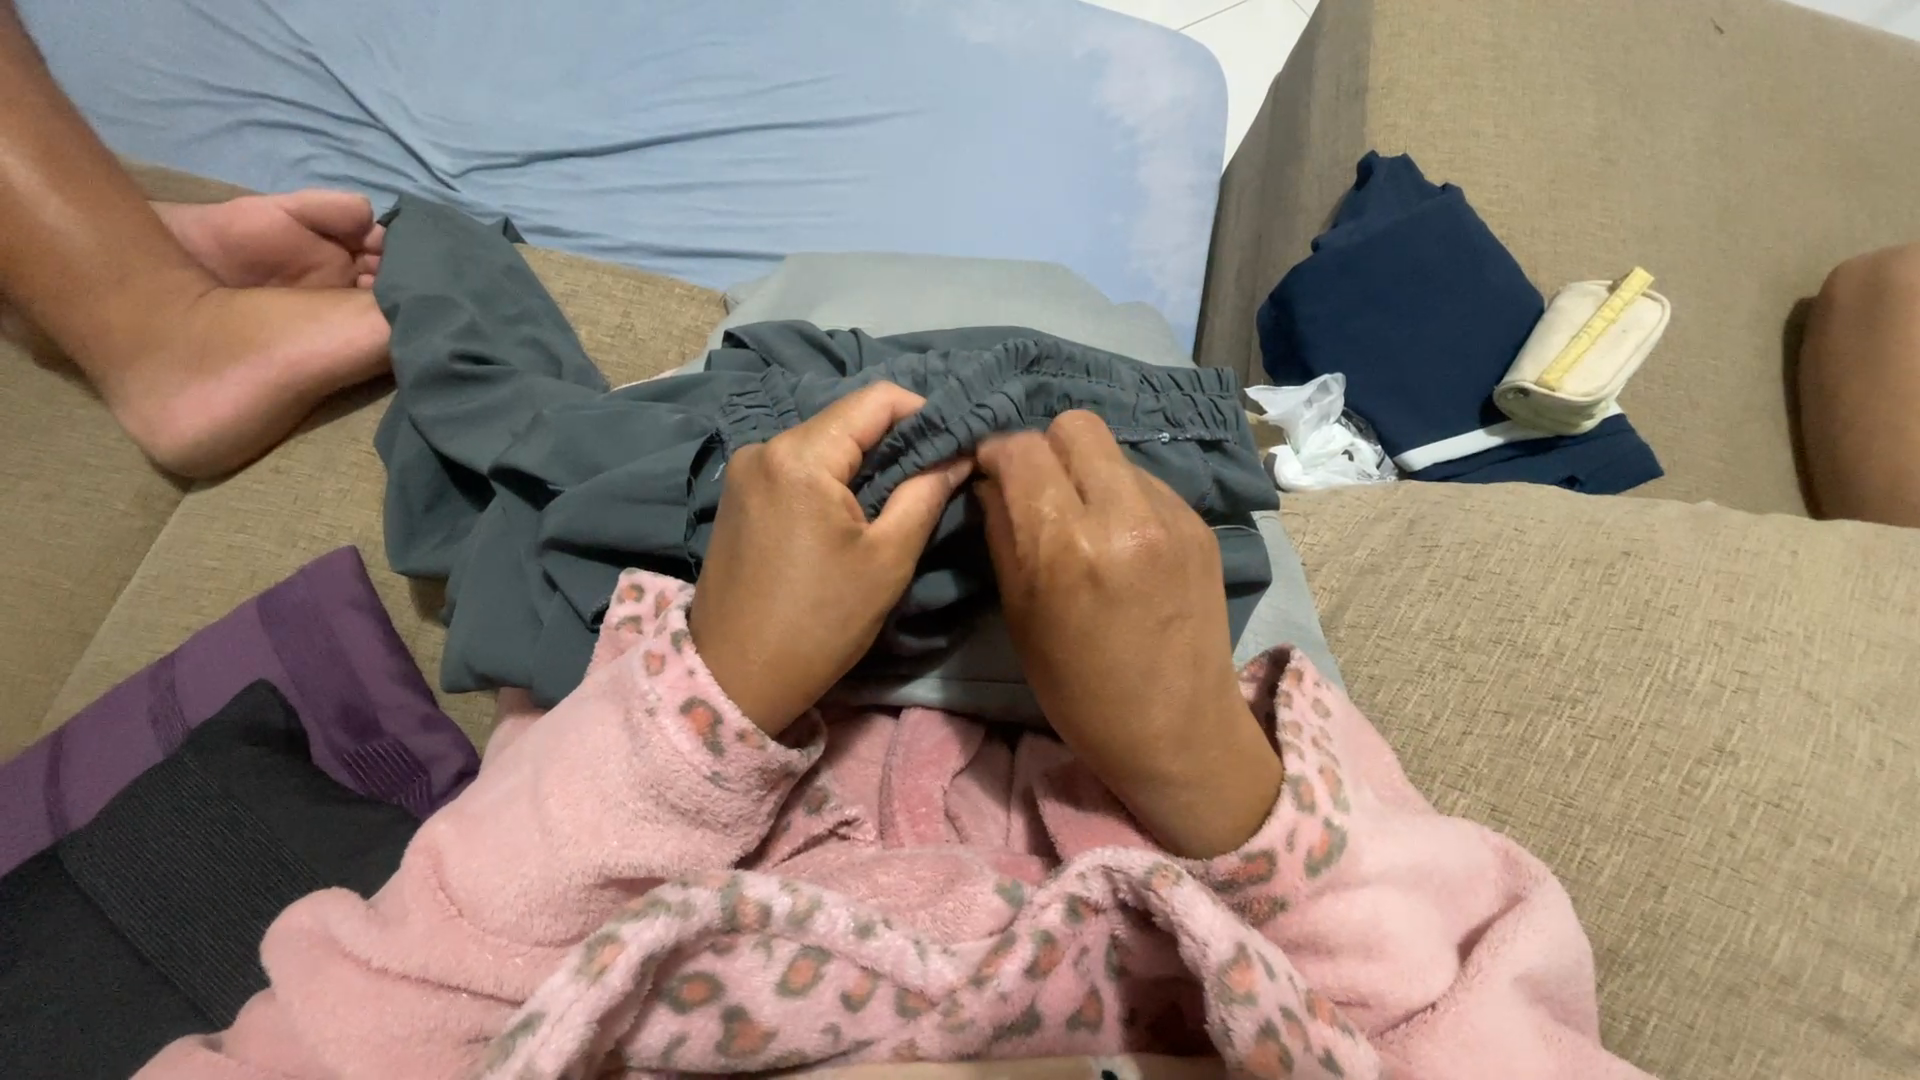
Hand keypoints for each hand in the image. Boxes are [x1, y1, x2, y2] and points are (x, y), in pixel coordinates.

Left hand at [690, 382, 971, 735]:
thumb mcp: (887, 559)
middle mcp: (764, 447)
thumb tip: (959, 453)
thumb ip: (926, 493)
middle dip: (896, 441)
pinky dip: (833, 478)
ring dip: (864, 462)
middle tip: (935, 475)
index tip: (955, 444)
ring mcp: (745, 470)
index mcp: (800, 455)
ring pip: (822, 443)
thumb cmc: (820, 622)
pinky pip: (797, 466)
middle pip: (846, 419)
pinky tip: (850, 513)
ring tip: (896, 499)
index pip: (876, 400)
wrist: (735, 678)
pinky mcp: (739, 495)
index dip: (924, 413)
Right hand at [976, 412, 1282, 857]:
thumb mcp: (1020, 614)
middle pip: (1075, 425)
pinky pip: (1146, 482)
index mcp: (1067, 544)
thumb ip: (1001, 533)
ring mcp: (1172, 516)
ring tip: (1082, 518)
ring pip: (1113, 451)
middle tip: (1037, 491)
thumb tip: (990, 483)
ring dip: (1085, 471)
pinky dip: (1121, 496)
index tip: (989, 474)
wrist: (1177, 731)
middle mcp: (1125, 514)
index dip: (994, 452)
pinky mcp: (1200, 525)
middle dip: (1044, 449)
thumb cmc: (1079, 689)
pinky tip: (1121, 540)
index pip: (1021, 449)